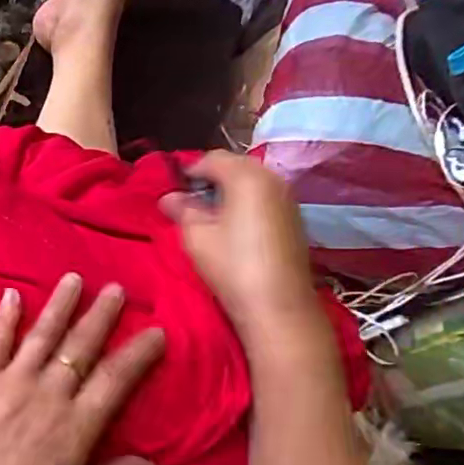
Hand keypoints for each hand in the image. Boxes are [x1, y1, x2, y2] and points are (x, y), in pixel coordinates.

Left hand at [0, 274, 165, 464]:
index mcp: (78, 425)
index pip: (117, 379)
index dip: (139, 354)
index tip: (157, 331)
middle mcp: (49, 395)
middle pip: (81, 347)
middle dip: (101, 316)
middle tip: (117, 289)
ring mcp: (12, 383)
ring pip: (42, 335)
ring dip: (60, 305)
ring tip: (75, 278)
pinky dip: (5, 318)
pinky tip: (11, 295)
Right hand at [161, 151, 330, 351]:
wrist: (279, 306)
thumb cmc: (232, 266)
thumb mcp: (196, 236)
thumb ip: (181, 210)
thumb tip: (169, 197)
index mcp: (247, 176)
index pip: (212, 158)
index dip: (189, 171)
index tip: (172, 191)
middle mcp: (272, 178)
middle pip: (235, 166)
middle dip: (210, 179)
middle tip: (188, 203)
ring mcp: (288, 198)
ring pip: (252, 182)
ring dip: (229, 191)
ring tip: (208, 216)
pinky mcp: (294, 219)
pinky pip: (264, 198)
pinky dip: (246, 203)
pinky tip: (233, 227)